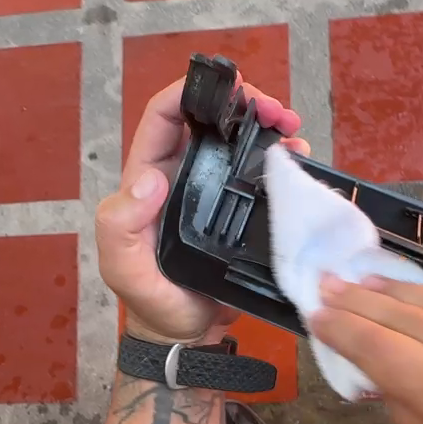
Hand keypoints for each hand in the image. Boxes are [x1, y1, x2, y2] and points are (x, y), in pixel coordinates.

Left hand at [100, 76, 308, 344]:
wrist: (187, 335)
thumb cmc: (151, 301)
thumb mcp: (124, 268)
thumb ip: (122, 226)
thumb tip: (149, 181)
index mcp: (148, 178)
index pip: (165, 117)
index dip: (192, 92)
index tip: (232, 88)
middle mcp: (181, 176)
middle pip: (211, 122)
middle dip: (244, 106)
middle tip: (279, 113)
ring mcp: (212, 193)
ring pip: (239, 144)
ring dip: (267, 130)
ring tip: (295, 133)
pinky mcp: (238, 211)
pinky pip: (259, 176)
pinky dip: (280, 164)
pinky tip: (300, 164)